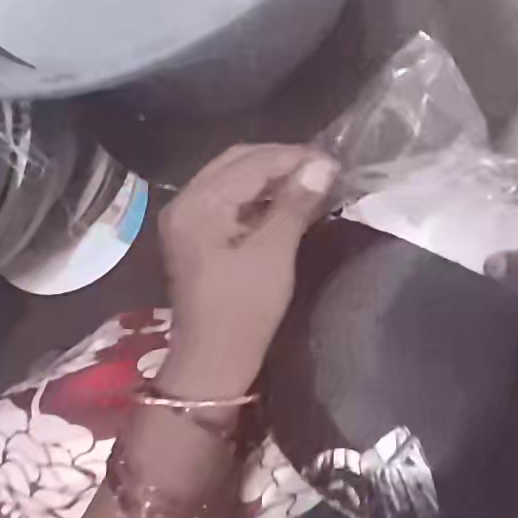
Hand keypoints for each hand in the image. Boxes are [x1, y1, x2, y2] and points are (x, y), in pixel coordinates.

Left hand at [156, 144, 337, 398]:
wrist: (213, 360)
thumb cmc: (244, 310)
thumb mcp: (273, 254)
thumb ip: (294, 204)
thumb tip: (322, 165)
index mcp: (198, 205)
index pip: (249, 163)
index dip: (293, 158)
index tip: (333, 162)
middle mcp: (184, 202)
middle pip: (235, 163)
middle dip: (280, 161)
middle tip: (322, 169)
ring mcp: (185, 218)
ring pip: (230, 178)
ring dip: (268, 176)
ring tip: (309, 181)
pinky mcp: (192, 234)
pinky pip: (226, 199)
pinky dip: (255, 196)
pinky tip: (283, 200)